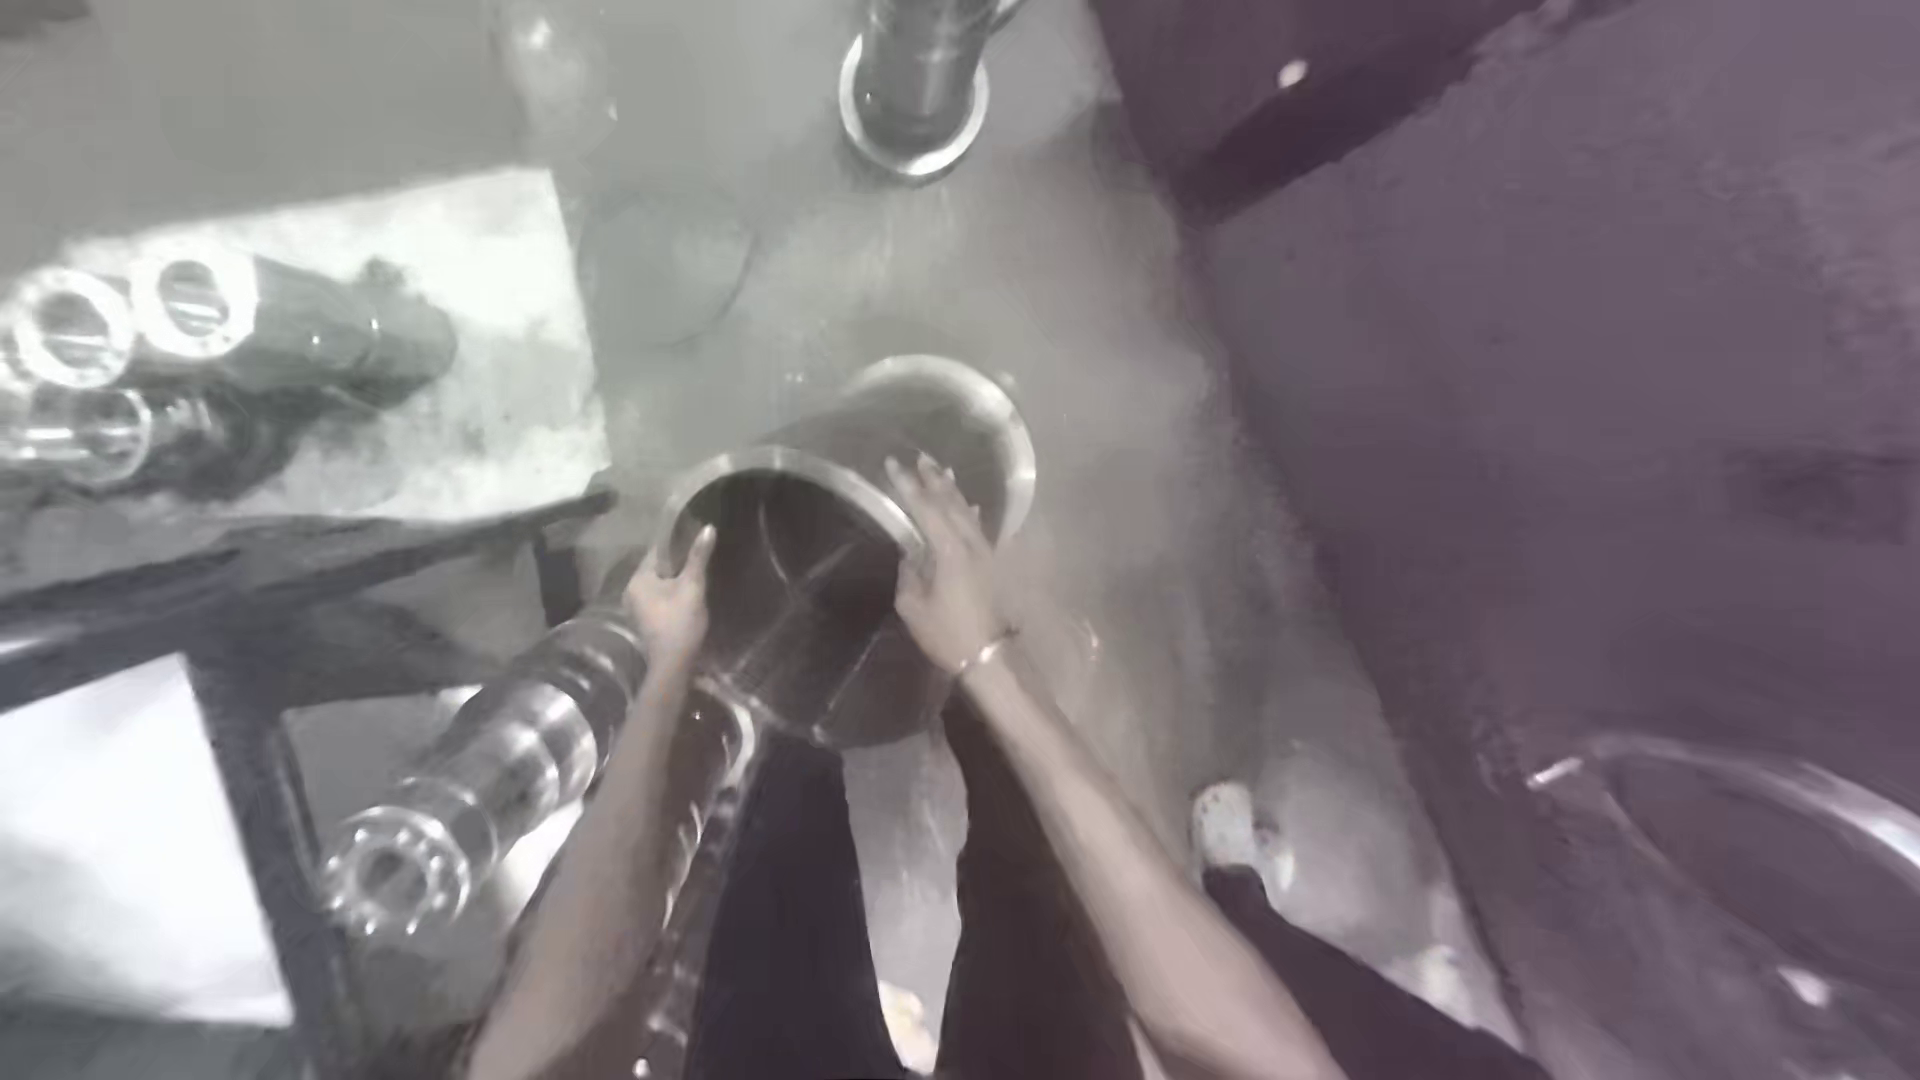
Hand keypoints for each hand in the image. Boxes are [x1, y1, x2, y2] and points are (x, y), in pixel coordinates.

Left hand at [624, 523, 715, 673]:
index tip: (697, 535)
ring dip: (677, 576)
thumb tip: (708, 528)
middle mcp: (632, 589)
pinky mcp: (646, 617)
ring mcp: (637, 605)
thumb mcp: (693, 586)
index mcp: (638, 579)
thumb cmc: (681, 622)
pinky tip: (689, 591)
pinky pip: (660, 594)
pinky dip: (673, 590)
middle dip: (678, 560)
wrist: (674, 663)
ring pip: (660, 581)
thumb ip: (698, 557)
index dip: (678, 541)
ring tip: (698, 570)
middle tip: (702, 553)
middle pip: (658, 566)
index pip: (657, 550)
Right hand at [887, 454, 1011, 673]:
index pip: (925, 508)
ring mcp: (985, 551)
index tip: (894, 464)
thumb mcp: (914, 606)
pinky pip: (979, 528)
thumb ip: (909, 573)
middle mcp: (970, 543)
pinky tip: (970, 505)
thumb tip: (911, 552)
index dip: (908, 485)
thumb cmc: (948, 634)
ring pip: (967, 512)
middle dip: (934, 479)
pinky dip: (971, 513)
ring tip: (942, 471)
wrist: (991, 656)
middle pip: (950, 502)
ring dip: (953, 491)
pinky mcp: (992, 563)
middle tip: (921, 457)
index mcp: (948, 550)